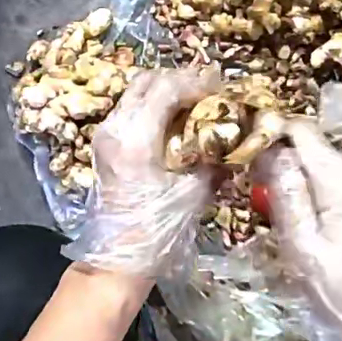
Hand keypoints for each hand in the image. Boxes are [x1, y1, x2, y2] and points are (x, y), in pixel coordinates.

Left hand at [63, 66, 222, 279]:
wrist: (115, 259)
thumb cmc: (157, 231)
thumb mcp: (194, 192)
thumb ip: (213, 157)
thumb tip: (236, 135)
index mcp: (135, 138)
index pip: (166, 88)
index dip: (196, 83)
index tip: (221, 91)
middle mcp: (115, 127)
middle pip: (148, 81)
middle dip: (180, 81)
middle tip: (210, 92)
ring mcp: (106, 133)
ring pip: (137, 92)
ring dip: (167, 92)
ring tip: (197, 104)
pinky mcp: (105, 142)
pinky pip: (132, 108)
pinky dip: (155, 106)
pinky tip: (178, 121)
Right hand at [255, 122, 341, 340]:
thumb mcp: (306, 250)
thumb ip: (287, 194)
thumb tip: (271, 149)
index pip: (300, 129)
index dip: (269, 132)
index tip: (243, 152)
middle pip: (312, 148)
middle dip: (282, 163)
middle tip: (257, 196)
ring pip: (326, 169)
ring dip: (300, 183)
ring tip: (279, 217)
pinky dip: (320, 197)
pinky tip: (312, 231)